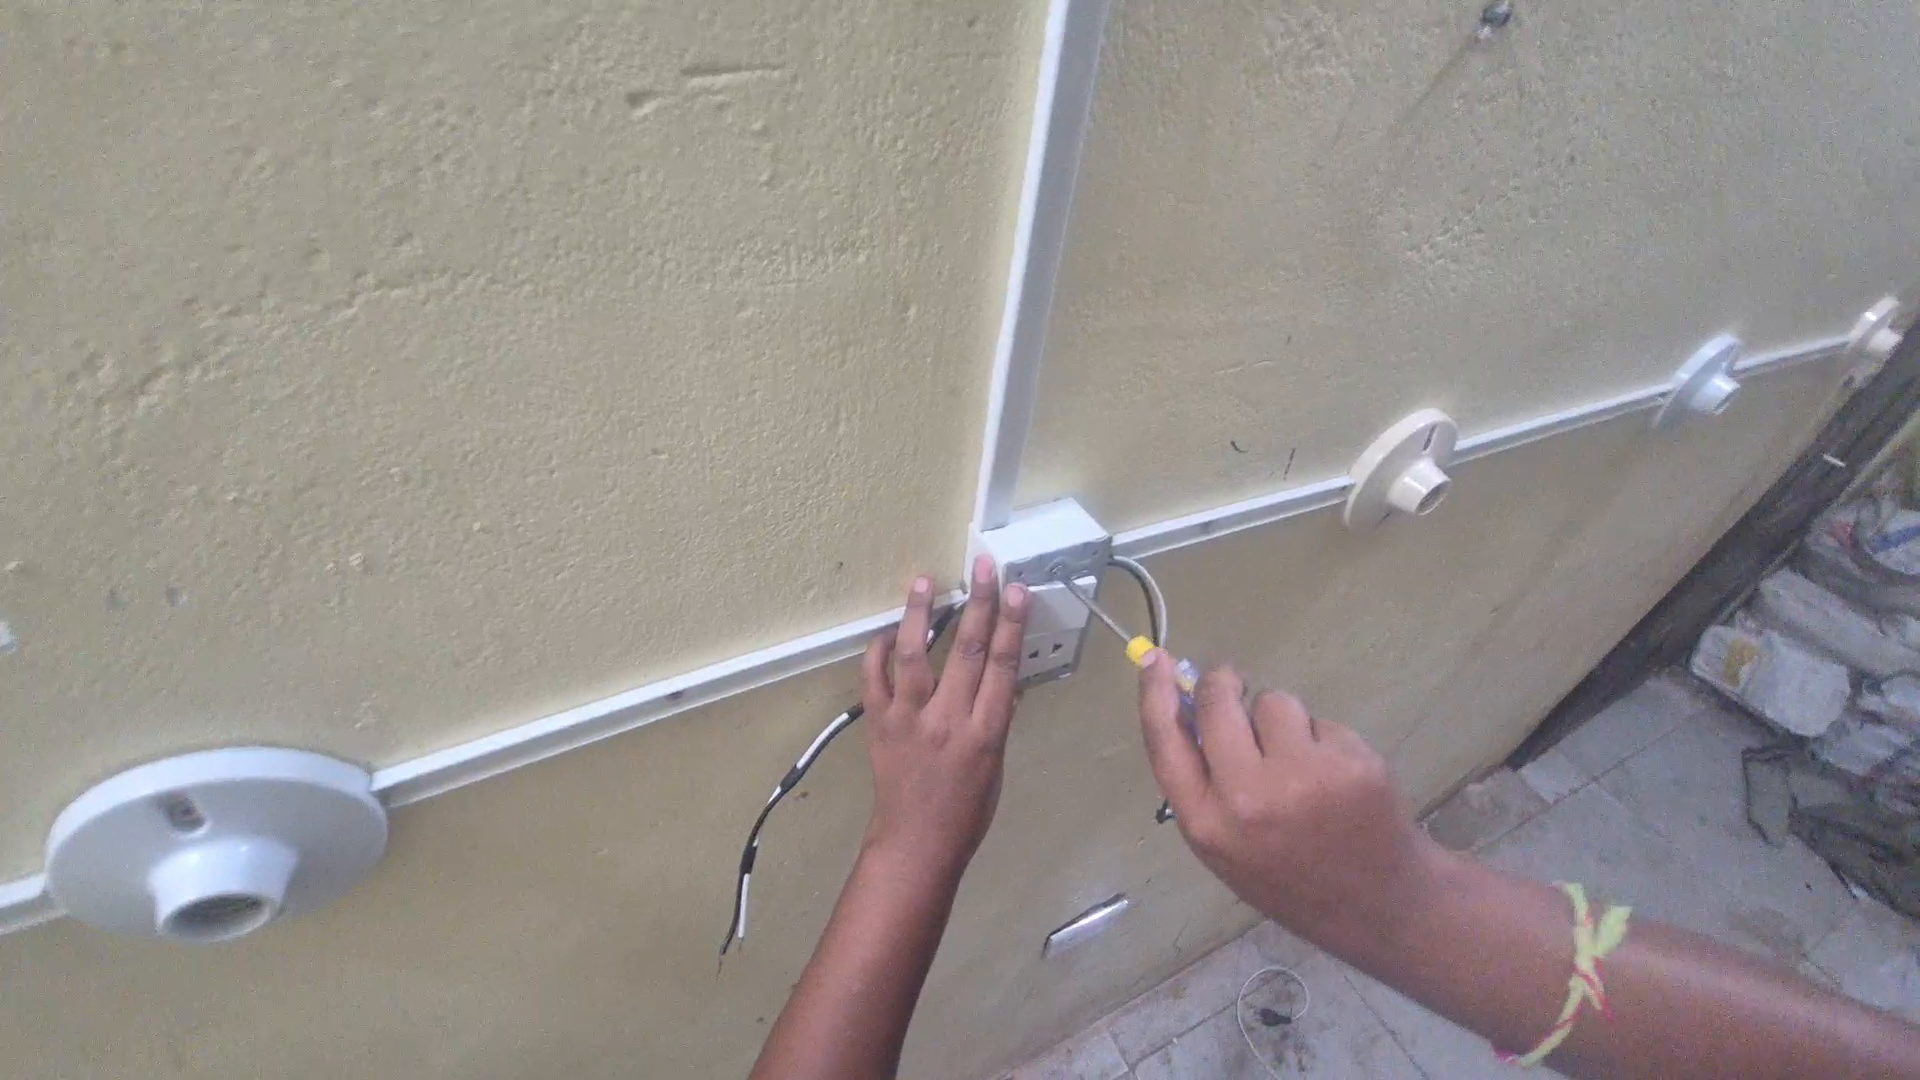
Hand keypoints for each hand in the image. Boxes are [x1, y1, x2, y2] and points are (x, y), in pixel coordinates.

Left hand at [860, 555, 1028, 876]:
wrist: (915, 846)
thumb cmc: (966, 812)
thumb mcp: (997, 766)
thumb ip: (997, 718)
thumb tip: (1004, 678)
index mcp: (985, 732)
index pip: (1003, 666)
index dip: (1012, 624)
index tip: (1017, 590)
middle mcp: (948, 719)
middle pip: (967, 651)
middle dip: (978, 604)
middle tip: (983, 567)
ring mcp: (909, 719)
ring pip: (914, 656)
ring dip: (919, 615)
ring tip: (923, 581)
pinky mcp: (879, 724)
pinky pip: (874, 680)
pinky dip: (877, 652)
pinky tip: (887, 631)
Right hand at [1137, 658, 1442, 950]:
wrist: (1383, 910)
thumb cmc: (1288, 875)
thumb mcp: (1222, 844)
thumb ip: (1199, 781)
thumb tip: (1184, 704)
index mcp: (1207, 822)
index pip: (1165, 739)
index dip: (1155, 692)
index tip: (1154, 657)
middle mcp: (1248, 798)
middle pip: (1216, 702)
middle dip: (1222, 684)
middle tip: (1232, 685)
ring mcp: (1304, 779)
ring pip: (1273, 702)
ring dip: (1280, 719)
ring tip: (1299, 762)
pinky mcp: (1351, 765)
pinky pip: (1320, 720)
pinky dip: (1323, 739)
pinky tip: (1336, 777)